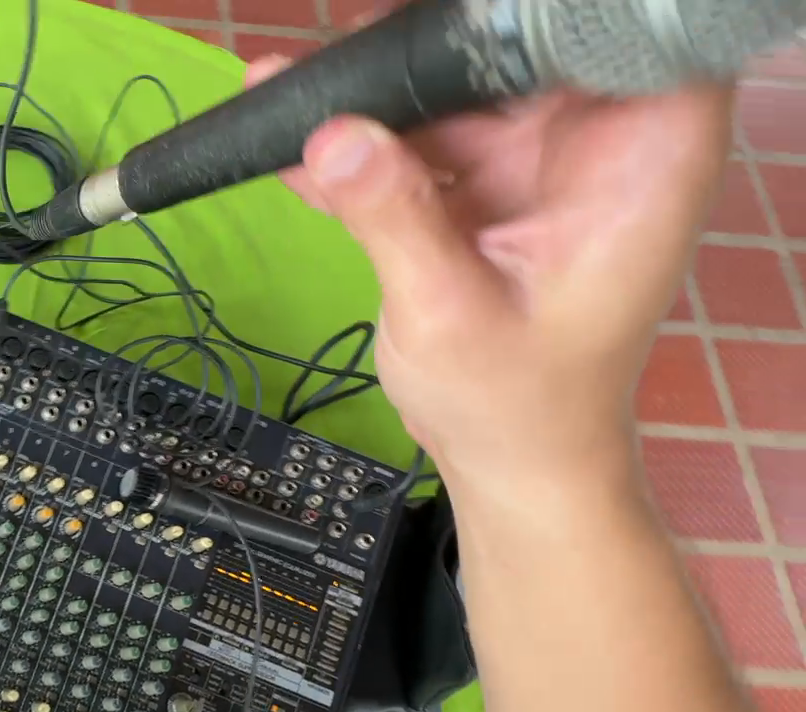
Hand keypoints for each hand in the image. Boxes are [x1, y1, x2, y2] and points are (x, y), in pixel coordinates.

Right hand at [245, 55, 734, 504]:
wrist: (506, 454)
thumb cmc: (510, 397)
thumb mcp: (444, 308)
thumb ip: (391, 217)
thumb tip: (330, 139)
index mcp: (639, 147)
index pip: (593, 28)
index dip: (505, 16)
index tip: (410, 19)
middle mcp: (595, 139)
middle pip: (507, 58)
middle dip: (413, 60)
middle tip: (325, 62)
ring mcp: (532, 168)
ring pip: (449, 105)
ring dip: (369, 111)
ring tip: (286, 93)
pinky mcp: (480, 198)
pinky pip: (415, 158)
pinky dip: (359, 161)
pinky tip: (300, 154)